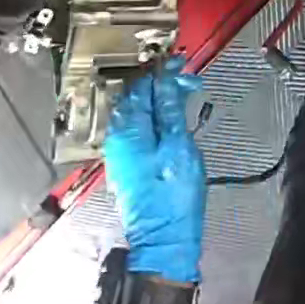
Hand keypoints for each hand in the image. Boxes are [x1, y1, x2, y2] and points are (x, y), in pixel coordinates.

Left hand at [101, 58, 204, 283]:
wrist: (165, 239)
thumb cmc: (174, 195)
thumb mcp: (179, 146)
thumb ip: (170, 109)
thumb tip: (165, 80)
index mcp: (128, 129)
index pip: (142, 85)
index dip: (163, 72)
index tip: (182, 64)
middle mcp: (117, 136)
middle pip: (135, 96)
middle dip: (160, 83)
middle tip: (187, 78)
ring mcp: (120, 150)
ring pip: (137, 111)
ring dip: (158, 98)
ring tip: (182, 94)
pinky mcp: (127, 162)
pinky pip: (138, 127)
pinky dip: (154, 115)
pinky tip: (171, 116)